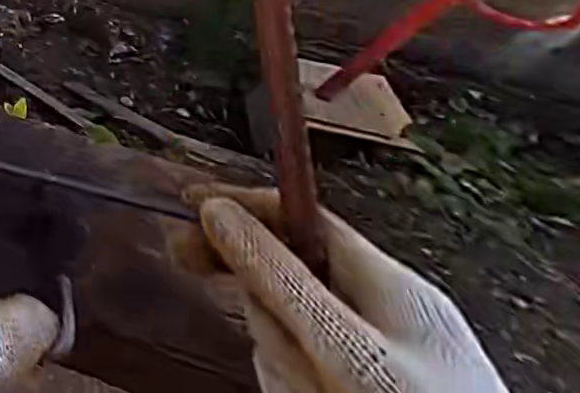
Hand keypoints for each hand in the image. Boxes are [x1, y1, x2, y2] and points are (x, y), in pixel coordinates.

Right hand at [185, 184, 506, 392]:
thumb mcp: (347, 353)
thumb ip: (279, 278)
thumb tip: (218, 211)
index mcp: (390, 289)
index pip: (303, 218)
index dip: (243, 204)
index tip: (189, 204)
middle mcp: (381, 323)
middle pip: (286, 279)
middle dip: (252, 294)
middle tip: (194, 273)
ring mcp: (373, 369)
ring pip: (287, 337)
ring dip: (280, 362)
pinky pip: (301, 377)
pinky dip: (293, 388)